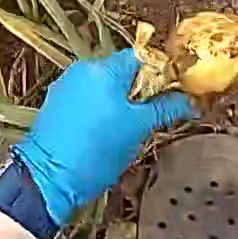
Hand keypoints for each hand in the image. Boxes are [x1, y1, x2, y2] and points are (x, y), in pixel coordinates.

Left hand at [14, 48, 195, 225]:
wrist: (46, 181)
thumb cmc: (96, 151)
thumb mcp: (138, 129)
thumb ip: (165, 108)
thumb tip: (191, 101)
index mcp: (104, 69)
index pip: (142, 57)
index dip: (161, 73)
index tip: (172, 93)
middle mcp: (83, 69)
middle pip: (123, 70)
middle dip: (141, 90)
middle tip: (153, 114)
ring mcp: (67, 85)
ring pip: (105, 85)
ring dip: (120, 100)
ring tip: (129, 127)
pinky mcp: (56, 103)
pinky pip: (88, 97)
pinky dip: (100, 108)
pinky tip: (105, 131)